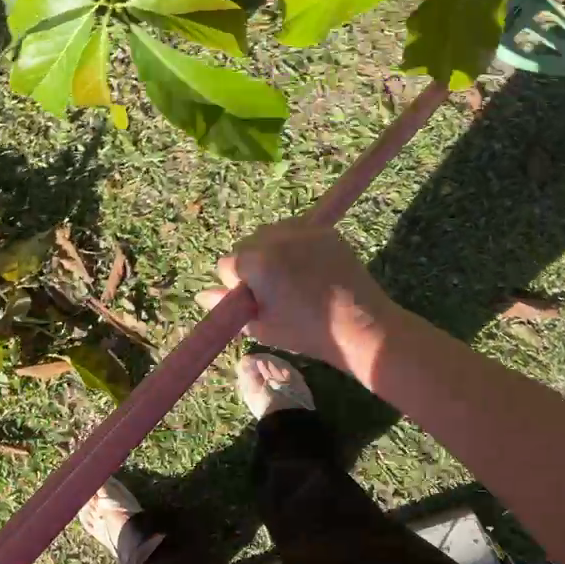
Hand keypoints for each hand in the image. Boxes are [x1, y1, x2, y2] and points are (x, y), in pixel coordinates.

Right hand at [196, 217, 400, 375]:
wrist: (364, 328)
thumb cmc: (307, 332)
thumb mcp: (261, 325)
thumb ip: (227, 307)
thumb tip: (200, 296)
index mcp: (256, 262)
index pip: (227, 265)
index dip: (239, 286)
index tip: (260, 302)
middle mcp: (275, 238)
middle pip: (246, 246)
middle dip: (254, 265)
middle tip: (277, 292)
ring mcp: (302, 231)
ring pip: (269, 235)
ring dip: (272, 252)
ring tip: (294, 278)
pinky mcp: (324, 231)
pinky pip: (295, 231)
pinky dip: (295, 245)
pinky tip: (310, 267)